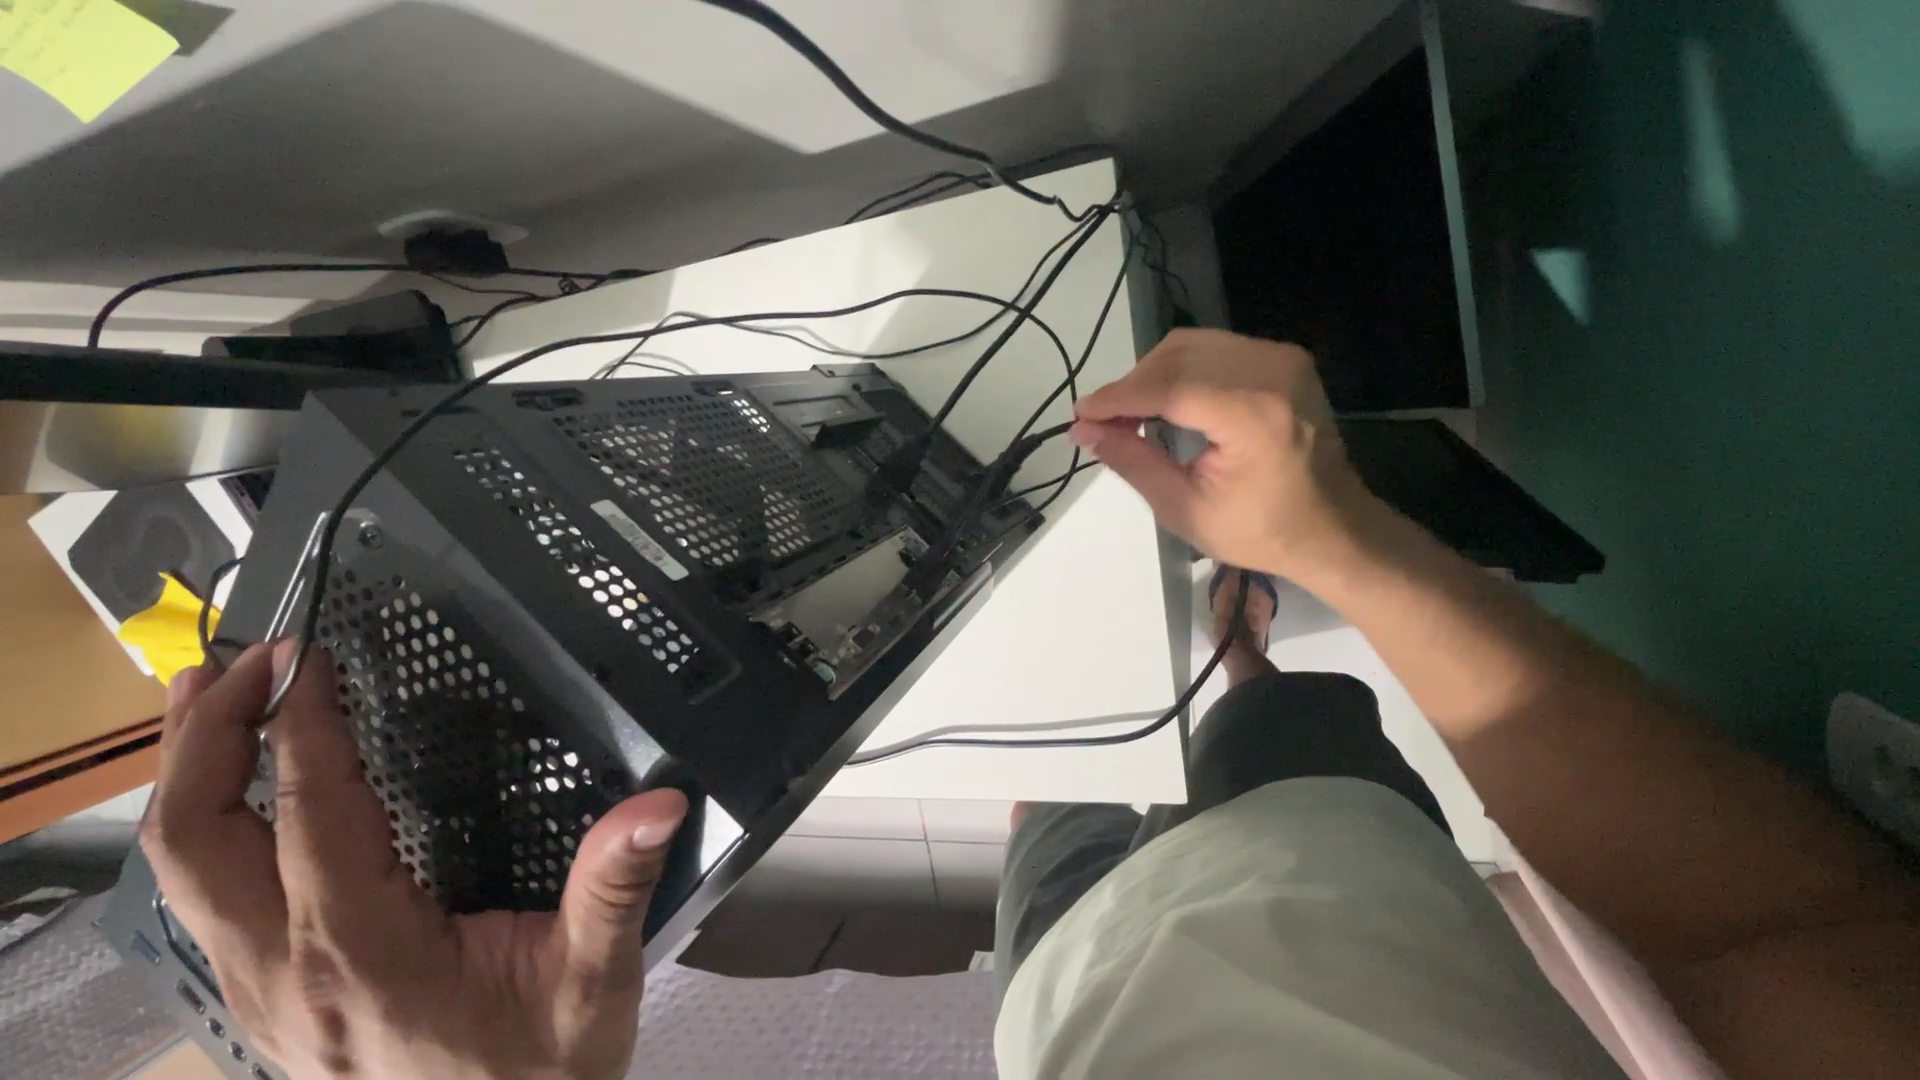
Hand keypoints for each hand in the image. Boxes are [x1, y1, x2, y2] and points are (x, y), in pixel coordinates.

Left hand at [140, 640, 687, 1079]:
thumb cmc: (542, 1069)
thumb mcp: (594, 981)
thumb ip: (615, 888)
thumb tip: (660, 803)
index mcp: (365, 953)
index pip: (316, 815)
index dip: (304, 728)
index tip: (307, 656)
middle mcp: (286, 972)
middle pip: (198, 842)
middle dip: (205, 741)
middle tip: (238, 660)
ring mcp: (261, 996)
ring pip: (182, 876)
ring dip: (190, 779)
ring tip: (211, 704)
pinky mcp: (265, 1006)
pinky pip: (206, 903)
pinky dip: (207, 830)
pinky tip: (242, 802)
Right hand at [1072, 328, 1376, 577]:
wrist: (1334, 529)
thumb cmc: (1261, 531)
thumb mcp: (1184, 509)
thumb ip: (1132, 462)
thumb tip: (1083, 430)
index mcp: (1253, 416)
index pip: (1168, 387)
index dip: (1118, 398)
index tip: (1080, 414)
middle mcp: (1272, 372)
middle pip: (1177, 356)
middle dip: (1132, 385)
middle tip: (1102, 422)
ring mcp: (1283, 360)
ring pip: (1192, 345)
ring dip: (1153, 374)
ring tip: (1129, 414)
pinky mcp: (1285, 360)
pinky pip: (1216, 349)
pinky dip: (1181, 370)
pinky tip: (1165, 402)